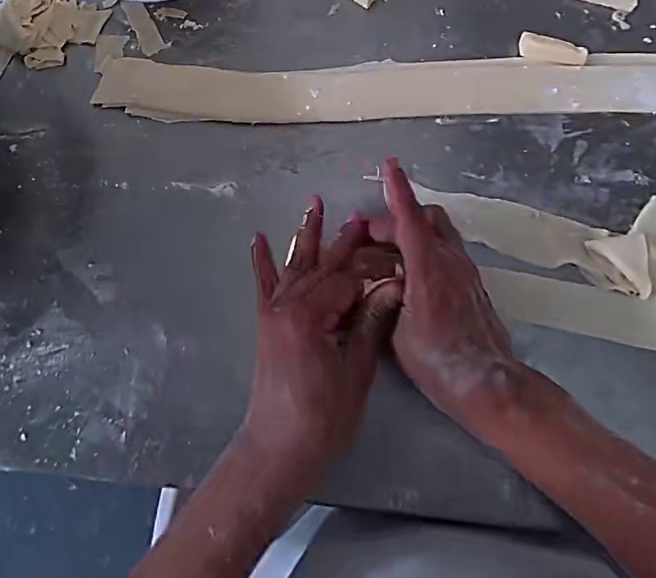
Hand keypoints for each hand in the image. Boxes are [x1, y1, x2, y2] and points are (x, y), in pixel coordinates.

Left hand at [239, 197, 400, 482]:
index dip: (373, 273)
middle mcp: (288, 306)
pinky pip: (264, 285)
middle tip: (360, 217)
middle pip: (323, 267)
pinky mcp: (266, 323)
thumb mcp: (356, 372)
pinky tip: (260, 239)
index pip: (348, 281)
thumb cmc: (322, 418)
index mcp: (311, 316)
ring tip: (314, 203)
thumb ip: (370, 324)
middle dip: (343, 240)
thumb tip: (394, 286)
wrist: (277, 451)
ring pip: (296, 266)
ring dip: (306, 234)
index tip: (395, 260)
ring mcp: (274, 313)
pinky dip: (263, 261)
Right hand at [364, 158, 532, 436]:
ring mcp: (465, 269)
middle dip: (395, 217)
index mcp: (428, 268)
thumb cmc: (438, 363)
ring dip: (414, 230)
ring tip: (389, 251)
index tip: (389, 164)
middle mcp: (450, 260)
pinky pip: (446, 249)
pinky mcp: (472, 282)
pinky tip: (411, 272)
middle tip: (369, 236)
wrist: (488, 383)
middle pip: (425, 219)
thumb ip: (384, 300)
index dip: (397, 189)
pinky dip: (426, 246)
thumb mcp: (397, 335)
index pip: (409, 218)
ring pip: (439, 231)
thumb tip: (374, 284)